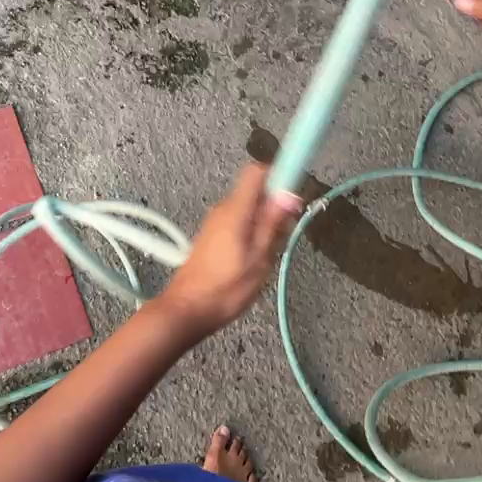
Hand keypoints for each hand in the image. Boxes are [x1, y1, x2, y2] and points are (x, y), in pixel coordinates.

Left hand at [153, 164, 299, 335]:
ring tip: (268, 254)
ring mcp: (215, 221)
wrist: (188, 309)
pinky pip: (238, 221)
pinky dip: (251, 232)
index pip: (256, 172)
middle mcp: (222, 209)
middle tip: (282, 238)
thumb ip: (273, 223)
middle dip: (274, 208)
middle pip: (255, 191)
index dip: (278, 176)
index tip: (293, 198)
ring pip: (248, 209)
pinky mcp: (212, 235)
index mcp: (235, 210)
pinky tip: (254, 259)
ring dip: (264, 224)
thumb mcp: (259, 257)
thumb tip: (289, 193)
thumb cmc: (227, 288)